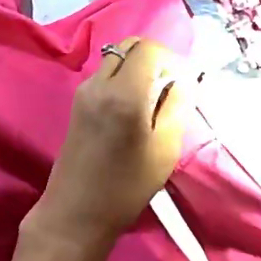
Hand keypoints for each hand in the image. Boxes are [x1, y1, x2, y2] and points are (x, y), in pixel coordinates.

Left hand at [8, 37, 189, 260]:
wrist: (76, 214)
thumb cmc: (127, 185)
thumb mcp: (165, 147)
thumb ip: (178, 105)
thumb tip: (184, 79)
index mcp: (124, 93)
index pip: (149, 49)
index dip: (171, 59)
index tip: (182, 84)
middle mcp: (99, 83)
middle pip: (129, 46)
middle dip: (154, 58)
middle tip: (170, 87)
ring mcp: (84, 92)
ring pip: (117, 59)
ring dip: (139, 69)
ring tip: (154, 102)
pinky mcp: (78, 103)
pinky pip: (107, 75)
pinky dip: (125, 80)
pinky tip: (135, 110)